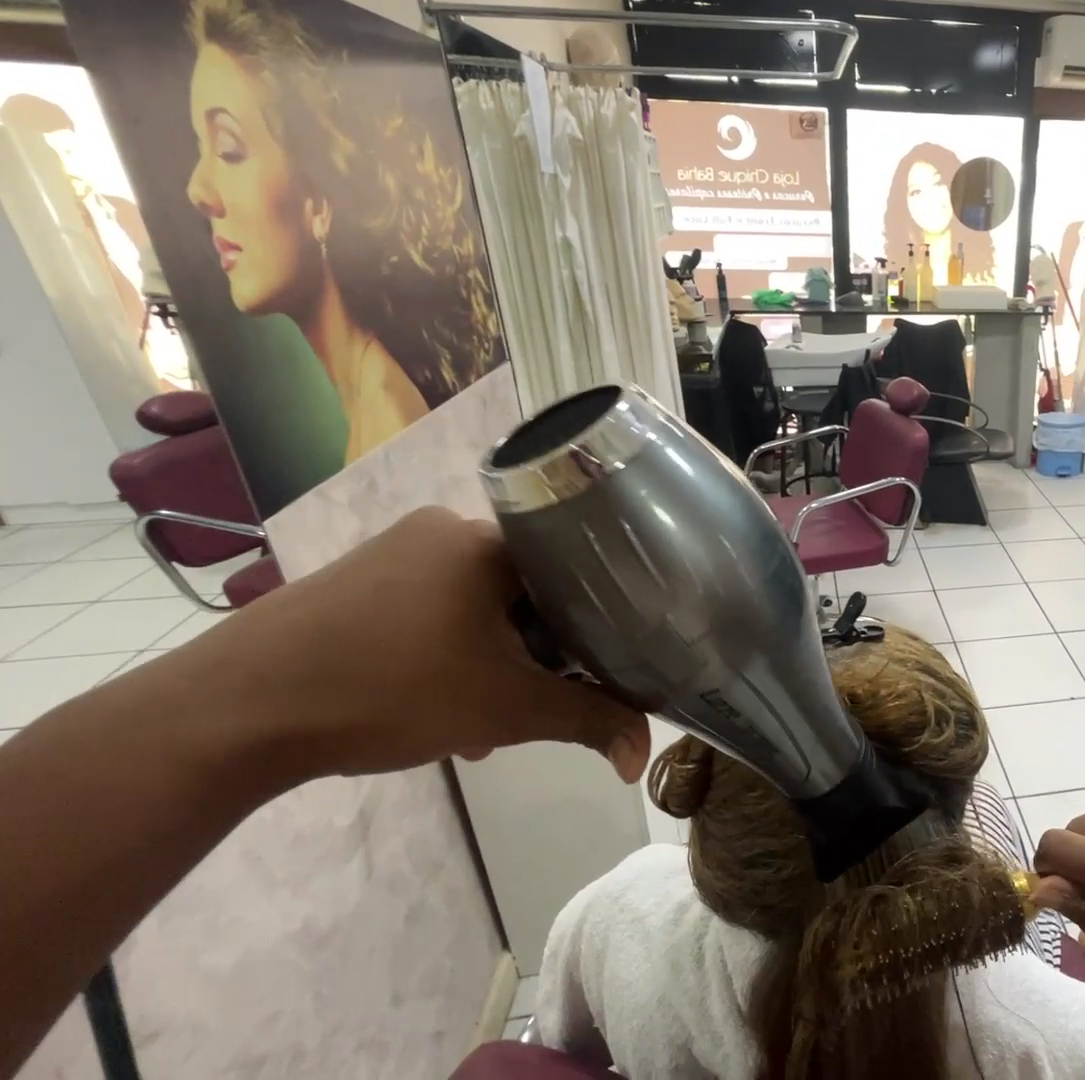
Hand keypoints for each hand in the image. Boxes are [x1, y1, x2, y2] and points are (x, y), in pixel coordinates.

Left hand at [172, 507, 652, 785]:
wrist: (231, 713)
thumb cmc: (390, 693)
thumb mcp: (509, 710)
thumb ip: (590, 724)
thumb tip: (643, 762)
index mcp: (488, 541)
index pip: (579, 568)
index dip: (599, 621)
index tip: (599, 667)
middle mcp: (444, 529)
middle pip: (530, 589)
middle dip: (539, 653)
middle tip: (533, 704)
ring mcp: (394, 550)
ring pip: (482, 603)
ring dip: (495, 659)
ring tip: (480, 720)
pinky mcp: (357, 578)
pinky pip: (435, 606)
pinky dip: (451, 650)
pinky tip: (435, 703)